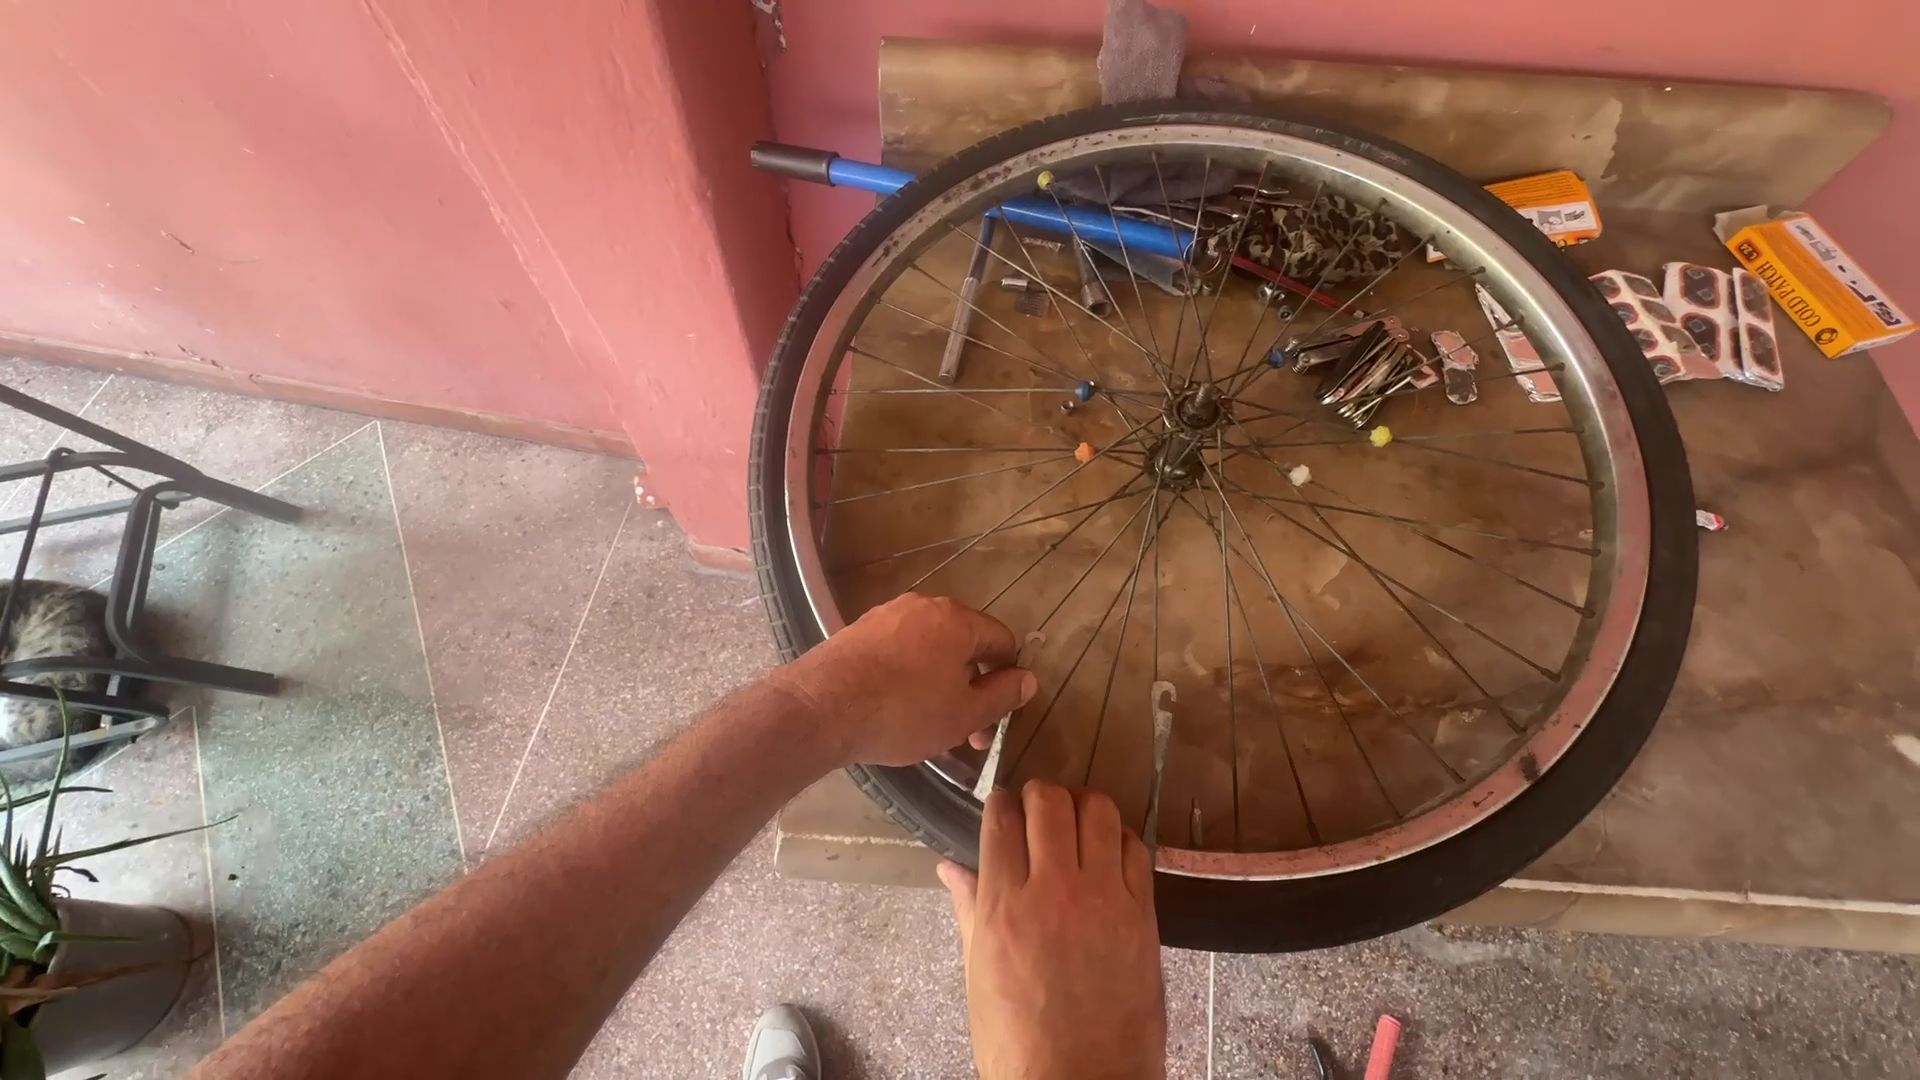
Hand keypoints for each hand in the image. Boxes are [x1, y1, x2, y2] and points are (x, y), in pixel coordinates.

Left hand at [766, 593, 1037, 767]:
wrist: (820, 706)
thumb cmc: (903, 712)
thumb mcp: (964, 714)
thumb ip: (1002, 695)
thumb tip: (1027, 679)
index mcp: (957, 620)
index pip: (1002, 640)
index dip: (1008, 677)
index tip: (997, 714)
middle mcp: (924, 607)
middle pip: (964, 644)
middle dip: (972, 688)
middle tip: (968, 734)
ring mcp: (887, 616)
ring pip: (930, 650)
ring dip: (940, 685)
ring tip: (931, 728)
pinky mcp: (858, 632)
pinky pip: (899, 652)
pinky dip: (908, 678)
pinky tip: (896, 711)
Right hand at [939, 781, 1165, 1079]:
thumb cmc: (1018, 1040)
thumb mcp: (978, 974)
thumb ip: (968, 908)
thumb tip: (948, 866)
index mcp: (1004, 908)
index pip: (1001, 819)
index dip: (1000, 801)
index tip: (1002, 803)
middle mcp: (1053, 892)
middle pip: (1050, 801)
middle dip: (1039, 793)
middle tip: (1038, 808)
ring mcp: (1103, 899)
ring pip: (1098, 810)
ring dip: (1082, 804)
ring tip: (1075, 820)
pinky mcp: (1142, 914)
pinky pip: (1136, 848)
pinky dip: (1120, 837)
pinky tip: (1108, 850)